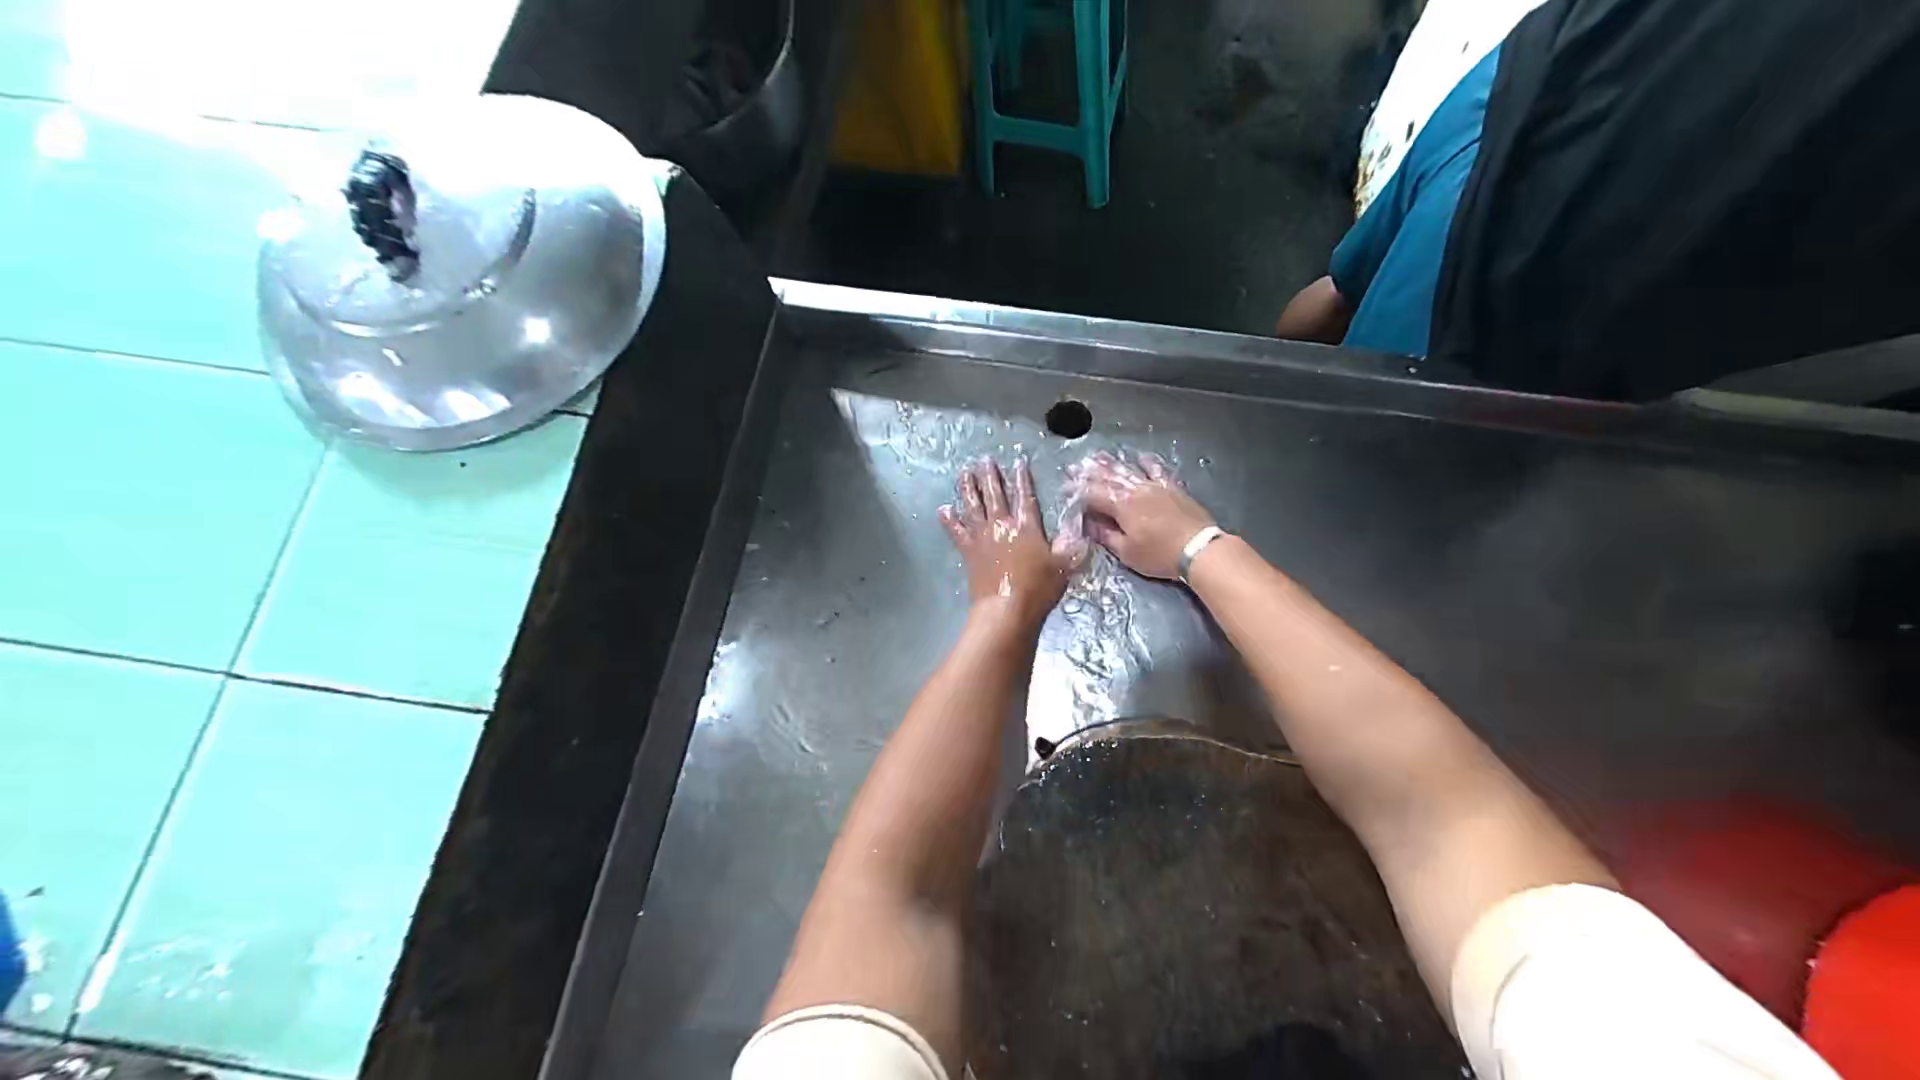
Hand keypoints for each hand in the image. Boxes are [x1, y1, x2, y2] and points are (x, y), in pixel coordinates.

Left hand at [940, 457, 1083, 629]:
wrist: (1006, 610)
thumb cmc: (1038, 589)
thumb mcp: (1064, 565)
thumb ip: (1070, 542)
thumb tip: (1078, 523)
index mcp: (1027, 526)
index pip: (1025, 496)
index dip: (1023, 478)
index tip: (1018, 461)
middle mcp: (1002, 525)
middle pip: (994, 494)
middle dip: (990, 476)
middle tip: (984, 460)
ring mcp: (982, 537)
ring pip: (973, 506)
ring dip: (968, 488)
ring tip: (964, 472)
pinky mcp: (968, 552)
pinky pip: (956, 531)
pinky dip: (949, 520)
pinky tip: (943, 509)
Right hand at [1071, 451, 1216, 579]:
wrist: (1199, 548)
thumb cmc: (1160, 555)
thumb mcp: (1127, 552)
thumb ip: (1106, 535)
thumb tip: (1088, 524)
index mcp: (1121, 506)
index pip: (1093, 494)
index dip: (1077, 491)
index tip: (1065, 488)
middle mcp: (1136, 490)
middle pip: (1108, 478)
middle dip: (1089, 472)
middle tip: (1074, 467)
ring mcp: (1155, 486)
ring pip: (1129, 470)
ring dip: (1111, 462)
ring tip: (1098, 455)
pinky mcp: (1172, 487)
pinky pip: (1157, 469)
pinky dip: (1147, 462)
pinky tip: (1140, 456)